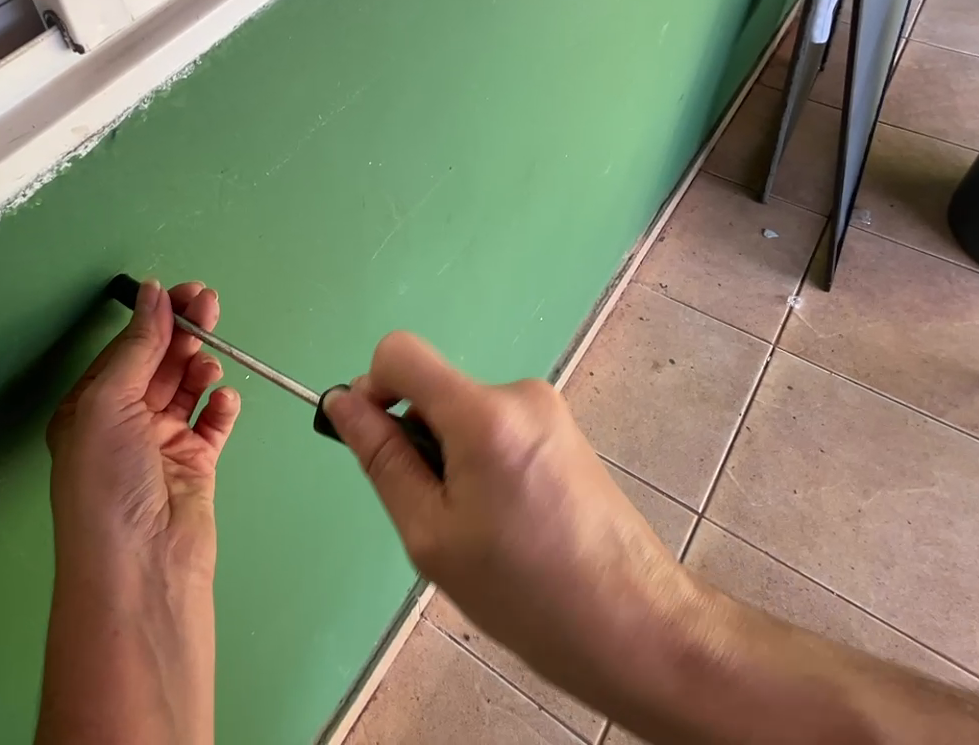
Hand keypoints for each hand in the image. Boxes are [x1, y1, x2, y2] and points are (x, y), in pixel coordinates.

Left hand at [46, 278, 238, 578]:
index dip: (155, 319)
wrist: (141, 566)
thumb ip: (136, 347)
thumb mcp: (108, 403)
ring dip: (201, 367)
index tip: (183, 293)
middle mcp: (123, 422)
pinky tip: (223, 399)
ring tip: (210, 363)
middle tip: (209, 306)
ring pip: (187, 387)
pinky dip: (220, 406)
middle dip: (184, 333)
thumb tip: (153, 295)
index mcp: (91, 406)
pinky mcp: (195, 463)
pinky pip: (212, 422)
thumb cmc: (108, 482)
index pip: (127, 349)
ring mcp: (160, 443)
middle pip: (159, 362)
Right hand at [321, 333, 701, 715]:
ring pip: (465, 415)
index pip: (399, 352)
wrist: (637, 626)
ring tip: (480, 528)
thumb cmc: (522, 590)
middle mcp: (518, 393)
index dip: (372, 387)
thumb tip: (341, 403)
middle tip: (439, 514)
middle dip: (419, 440)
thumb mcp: (430, 534)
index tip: (377, 442)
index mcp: (482, 413)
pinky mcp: (566, 430)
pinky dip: (484, 462)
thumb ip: (382, 458)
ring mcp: (549, 409)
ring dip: (452, 457)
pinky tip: (509, 521)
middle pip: (435, 391)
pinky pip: (498, 428)